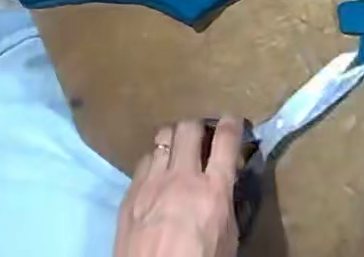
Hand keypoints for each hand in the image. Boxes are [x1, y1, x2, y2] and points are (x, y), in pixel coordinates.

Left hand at [113, 119, 243, 256]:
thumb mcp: (226, 243)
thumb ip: (228, 207)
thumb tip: (228, 183)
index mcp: (213, 192)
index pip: (227, 139)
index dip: (232, 123)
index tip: (233, 121)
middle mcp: (182, 178)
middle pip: (190, 127)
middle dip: (199, 128)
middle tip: (202, 139)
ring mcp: (153, 183)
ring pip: (164, 135)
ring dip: (174, 140)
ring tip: (177, 152)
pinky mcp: (130, 194)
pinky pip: (144, 160)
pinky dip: (154, 162)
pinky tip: (156, 177)